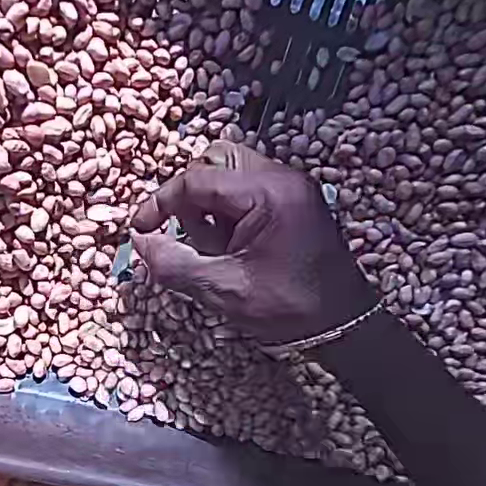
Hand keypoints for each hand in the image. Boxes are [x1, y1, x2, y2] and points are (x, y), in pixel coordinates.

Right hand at [130, 141, 374, 344]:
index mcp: (269, 193)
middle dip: (191, 198)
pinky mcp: (293, 202)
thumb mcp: (224, 290)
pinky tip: (232, 248)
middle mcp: (283, 179)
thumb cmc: (290, 308)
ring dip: (209, 206)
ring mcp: (291, 188)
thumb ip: (174, 264)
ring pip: (230, 173)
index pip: (197, 179)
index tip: (141, 230)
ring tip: (216, 248)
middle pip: (215, 161)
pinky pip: (247, 191)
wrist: (345, 325)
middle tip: (189, 237)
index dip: (160, 203)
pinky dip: (228, 213)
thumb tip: (140, 242)